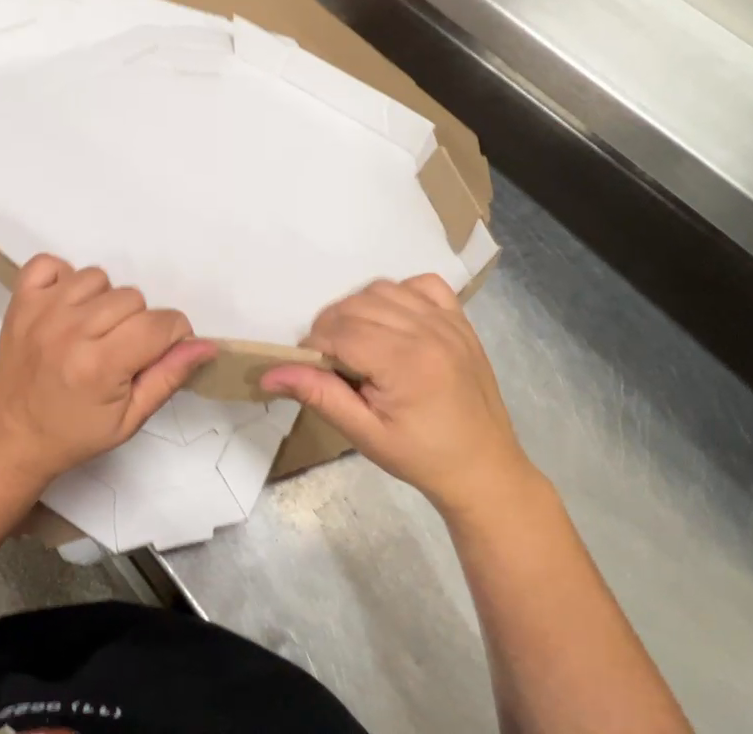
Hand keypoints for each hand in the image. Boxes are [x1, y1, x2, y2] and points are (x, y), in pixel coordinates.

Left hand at [0, 254, 215, 484]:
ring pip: (98, 277)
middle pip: (132, 297)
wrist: (14, 434)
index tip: (161, 351)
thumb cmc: (75, 433)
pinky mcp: (20, 300)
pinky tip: (66, 307)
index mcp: (99, 366)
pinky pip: (50, 263)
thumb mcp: (130, 419)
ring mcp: (41, 311)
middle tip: (120, 351)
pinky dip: (63, 278)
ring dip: (103, 300)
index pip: (159, 324)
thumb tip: (205, 344)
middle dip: (137, 323)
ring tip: (92, 331)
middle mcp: (70, 331)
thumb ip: (168, 377)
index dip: (173, 335)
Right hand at [261, 275, 538, 518]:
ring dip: (359, 309)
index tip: (312, 371)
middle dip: (331, 328)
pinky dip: (399, 294)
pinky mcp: (460, 321)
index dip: (314, 347)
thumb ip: (318, 394)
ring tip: (358, 344)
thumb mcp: (364, 433)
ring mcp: (447, 322)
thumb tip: (269, 373)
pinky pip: (422, 284)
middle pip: (356, 305)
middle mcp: (428, 331)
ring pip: (382, 288)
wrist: (482, 468)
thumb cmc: (420, 456)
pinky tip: (393, 323)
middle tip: (332, 363)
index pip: (339, 331)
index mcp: (405, 363)